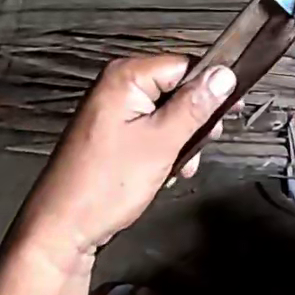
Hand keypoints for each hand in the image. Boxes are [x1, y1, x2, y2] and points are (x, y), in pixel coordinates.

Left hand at [14, 55, 235, 262]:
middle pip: (177, 87)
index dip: (212, 85)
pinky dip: (165, 146)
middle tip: (204, 144)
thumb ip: (195, 106)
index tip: (234, 109)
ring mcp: (113, 108)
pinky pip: (151, 127)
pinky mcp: (112, 131)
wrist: (61, 229)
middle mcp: (118, 84)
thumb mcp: (162, 142)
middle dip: (195, 118)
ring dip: (182, 137)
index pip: (185, 64)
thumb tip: (224, 75)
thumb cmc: (106, 184)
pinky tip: (167, 170)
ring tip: (183, 165)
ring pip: (168, 111)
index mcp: (126, 76)